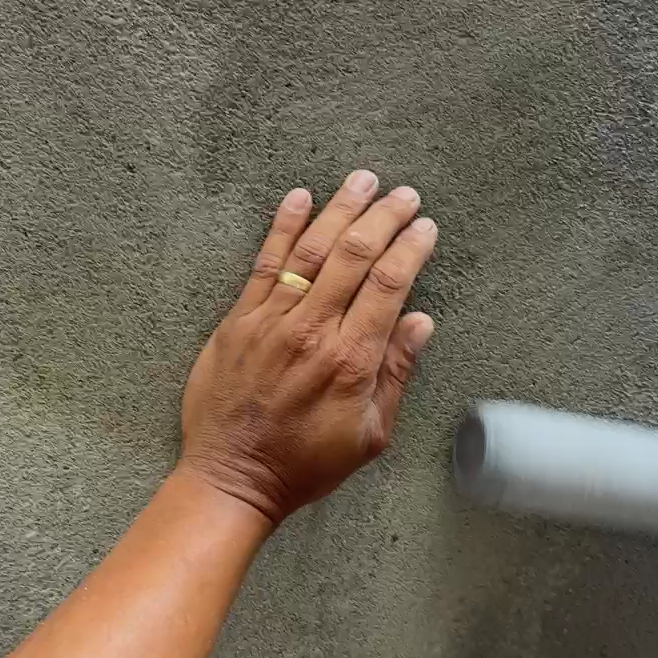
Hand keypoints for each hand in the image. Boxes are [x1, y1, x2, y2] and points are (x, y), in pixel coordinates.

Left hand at [179, 170, 439, 524]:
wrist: (233, 477)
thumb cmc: (306, 463)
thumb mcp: (370, 435)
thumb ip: (395, 374)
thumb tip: (420, 322)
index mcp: (351, 361)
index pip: (388, 286)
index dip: (410, 249)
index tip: (425, 227)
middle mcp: (312, 332)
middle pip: (354, 257)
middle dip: (383, 218)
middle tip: (403, 194)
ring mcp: (271, 322)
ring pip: (312, 252)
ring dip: (340, 210)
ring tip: (362, 180)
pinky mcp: (239, 321)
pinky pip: (264, 264)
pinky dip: (283, 228)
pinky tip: (299, 198)